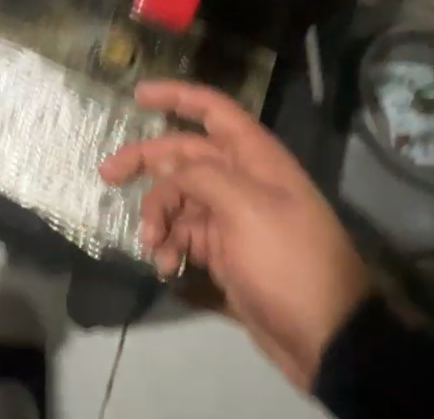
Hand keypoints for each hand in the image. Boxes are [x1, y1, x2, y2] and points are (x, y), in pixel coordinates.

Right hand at [100, 81, 368, 389]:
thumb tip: (169, 168)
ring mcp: (231, 216)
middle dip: (146, 161)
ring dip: (156, 215)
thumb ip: (203, 177)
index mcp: (255, 158)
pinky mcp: (223, 251)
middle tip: (107, 174)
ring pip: (177, 197)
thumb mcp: (247, 209)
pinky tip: (165, 264)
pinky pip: (183, 234)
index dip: (176, 96)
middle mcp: (241, 179)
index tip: (137, 95)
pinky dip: (168, 245)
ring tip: (151, 242)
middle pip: (184, 155)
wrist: (326, 338)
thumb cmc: (289, 261)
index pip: (214, 111)